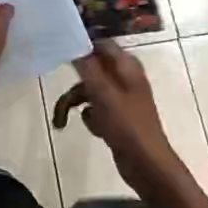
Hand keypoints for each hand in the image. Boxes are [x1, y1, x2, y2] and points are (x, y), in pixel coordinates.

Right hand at [56, 41, 188, 197]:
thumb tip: (73, 43)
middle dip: (75, 86)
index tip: (61, 53)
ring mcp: (122, 98)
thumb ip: (87, 67)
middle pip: (93, 70)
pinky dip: (93, 118)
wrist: (146, 164)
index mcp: (127, 66)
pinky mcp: (119, 116)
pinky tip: (96, 130)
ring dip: (78, 104)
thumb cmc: (127, 125)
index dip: (82, 47)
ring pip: (92, 92)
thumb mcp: (103, 93)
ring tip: (61, 121)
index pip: (102, 45)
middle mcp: (125, 78)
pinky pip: (97, 109)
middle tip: (61, 100)